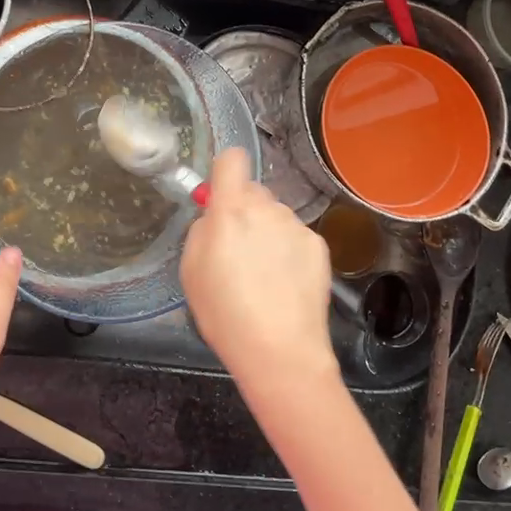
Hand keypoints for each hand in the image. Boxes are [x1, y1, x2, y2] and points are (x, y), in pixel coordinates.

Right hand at [181, 148, 336, 391]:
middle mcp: (267, 208)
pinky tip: (286, 285)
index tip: (221, 195)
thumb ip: (202, 231)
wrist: (280, 351)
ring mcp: (297, 225)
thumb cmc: (226, 314)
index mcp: (231, 210)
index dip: (225, 172)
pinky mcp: (319, 245)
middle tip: (238, 251)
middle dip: (245, 212)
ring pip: (276, 216)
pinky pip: (296, 237)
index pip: (232, 160)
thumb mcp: (191, 272)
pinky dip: (289, 252)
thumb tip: (214, 216)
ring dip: (268, 233)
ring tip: (264, 277)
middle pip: (254, 193)